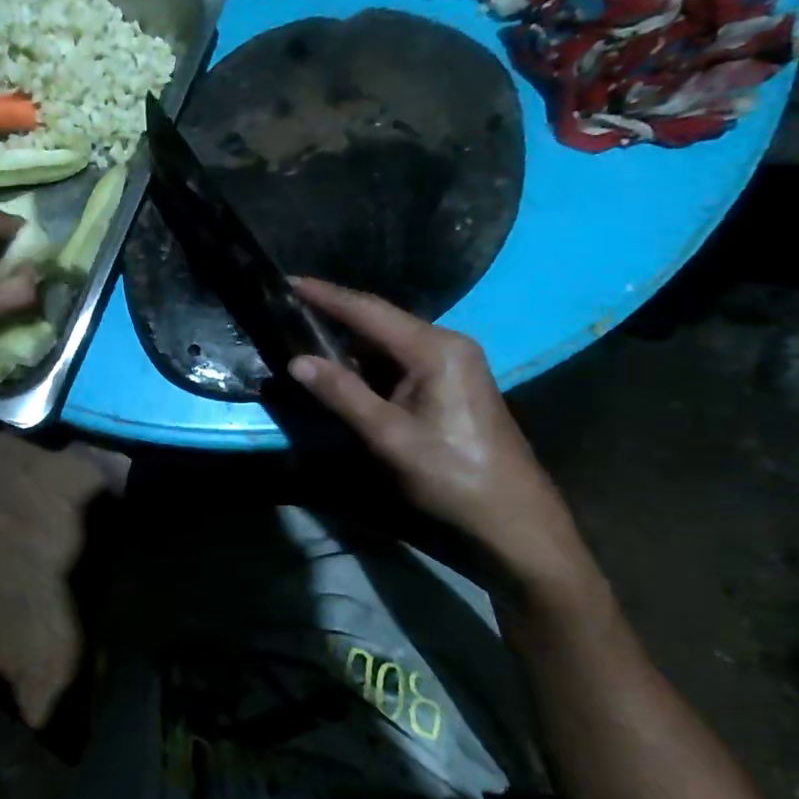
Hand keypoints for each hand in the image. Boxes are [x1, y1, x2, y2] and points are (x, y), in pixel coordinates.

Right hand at [286, 277, 585, 586]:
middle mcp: (446, 344)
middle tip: (288, 307)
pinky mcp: (448, 381)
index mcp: (435, 349)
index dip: (325, 295)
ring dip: (347, 338)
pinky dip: (365, 359)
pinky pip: (397, 358)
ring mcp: (451, 361)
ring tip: (302, 331)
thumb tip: (296, 361)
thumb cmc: (451, 474)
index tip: (287, 282)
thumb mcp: (389, 436)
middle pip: (379, 319)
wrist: (512, 517)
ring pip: (386, 339)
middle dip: (333, 312)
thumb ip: (342, 394)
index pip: (369, 311)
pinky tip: (340, 364)